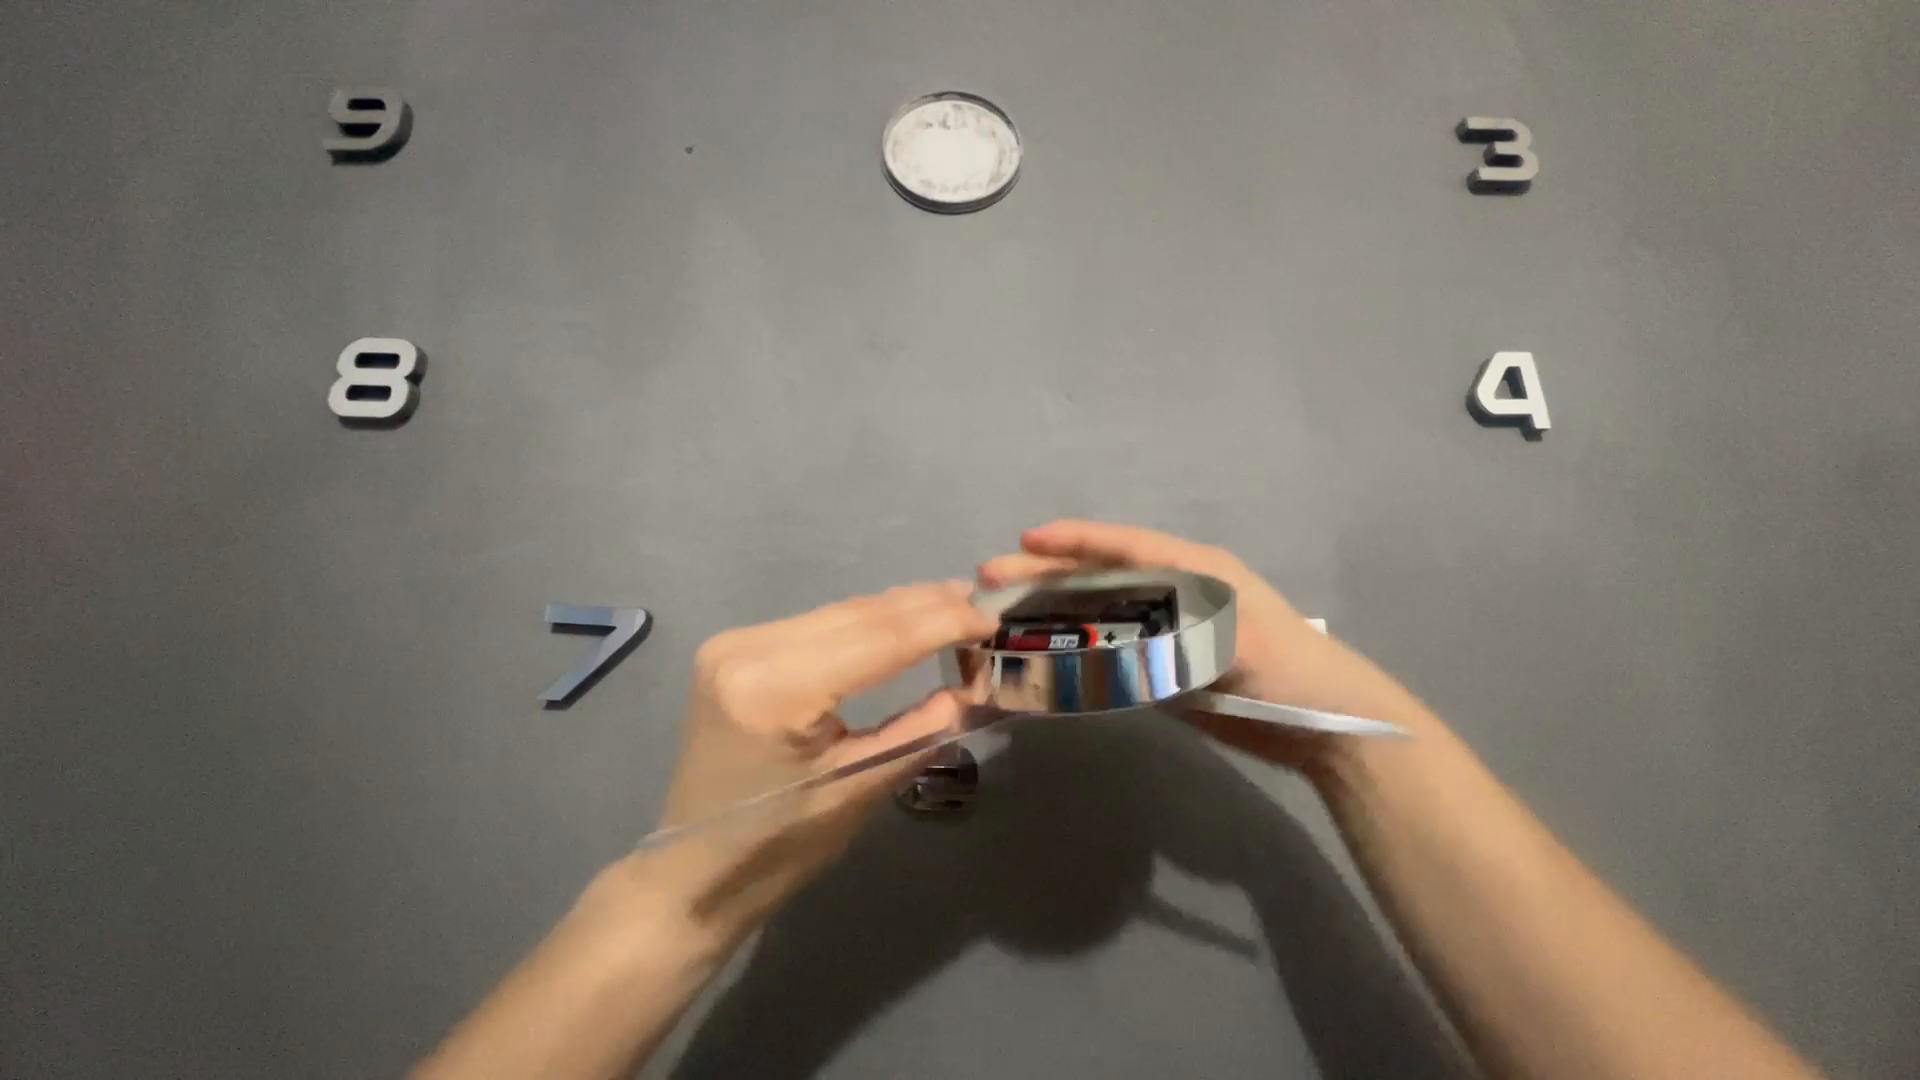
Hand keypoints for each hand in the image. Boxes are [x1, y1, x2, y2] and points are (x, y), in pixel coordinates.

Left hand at [584, 580, 996, 953]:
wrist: (692, 873)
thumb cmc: (777, 849)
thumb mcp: (859, 792)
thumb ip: (920, 730)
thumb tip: (974, 686)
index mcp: (774, 690)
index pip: (878, 639)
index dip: (941, 623)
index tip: (991, 619)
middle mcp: (748, 650)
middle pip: (858, 615)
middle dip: (925, 607)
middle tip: (981, 605)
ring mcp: (735, 644)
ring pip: (839, 614)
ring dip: (898, 611)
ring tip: (955, 606)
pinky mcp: (735, 649)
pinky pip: (817, 626)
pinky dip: (865, 624)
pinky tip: (900, 622)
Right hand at [978, 521, 1438, 775]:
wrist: (1328, 722)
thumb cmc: (1282, 671)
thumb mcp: (1231, 641)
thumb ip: (1169, 633)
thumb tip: (1099, 642)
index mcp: (1194, 570)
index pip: (1123, 546)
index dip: (1073, 540)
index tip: (1025, 539)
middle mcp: (1177, 590)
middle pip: (1101, 574)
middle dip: (1047, 574)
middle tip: (992, 577)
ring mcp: (1172, 627)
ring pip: (1101, 609)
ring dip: (1055, 608)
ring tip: (1006, 612)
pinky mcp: (1171, 662)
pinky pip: (1114, 645)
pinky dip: (1078, 644)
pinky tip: (1046, 650)